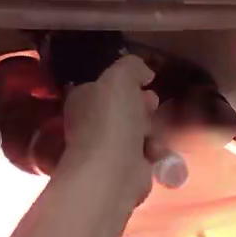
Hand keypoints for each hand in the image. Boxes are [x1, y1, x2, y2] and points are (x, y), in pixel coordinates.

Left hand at [57, 55, 166, 202]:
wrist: (113, 170)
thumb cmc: (111, 118)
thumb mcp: (120, 77)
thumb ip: (132, 66)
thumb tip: (144, 73)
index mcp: (82, 97)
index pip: (105, 85)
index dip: (126, 82)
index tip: (144, 83)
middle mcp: (90, 121)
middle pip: (124, 106)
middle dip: (142, 105)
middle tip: (150, 105)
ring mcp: (106, 146)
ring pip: (137, 129)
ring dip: (149, 129)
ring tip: (149, 133)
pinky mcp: (123, 167)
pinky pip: (144, 152)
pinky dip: (152, 152)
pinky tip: (153, 153)